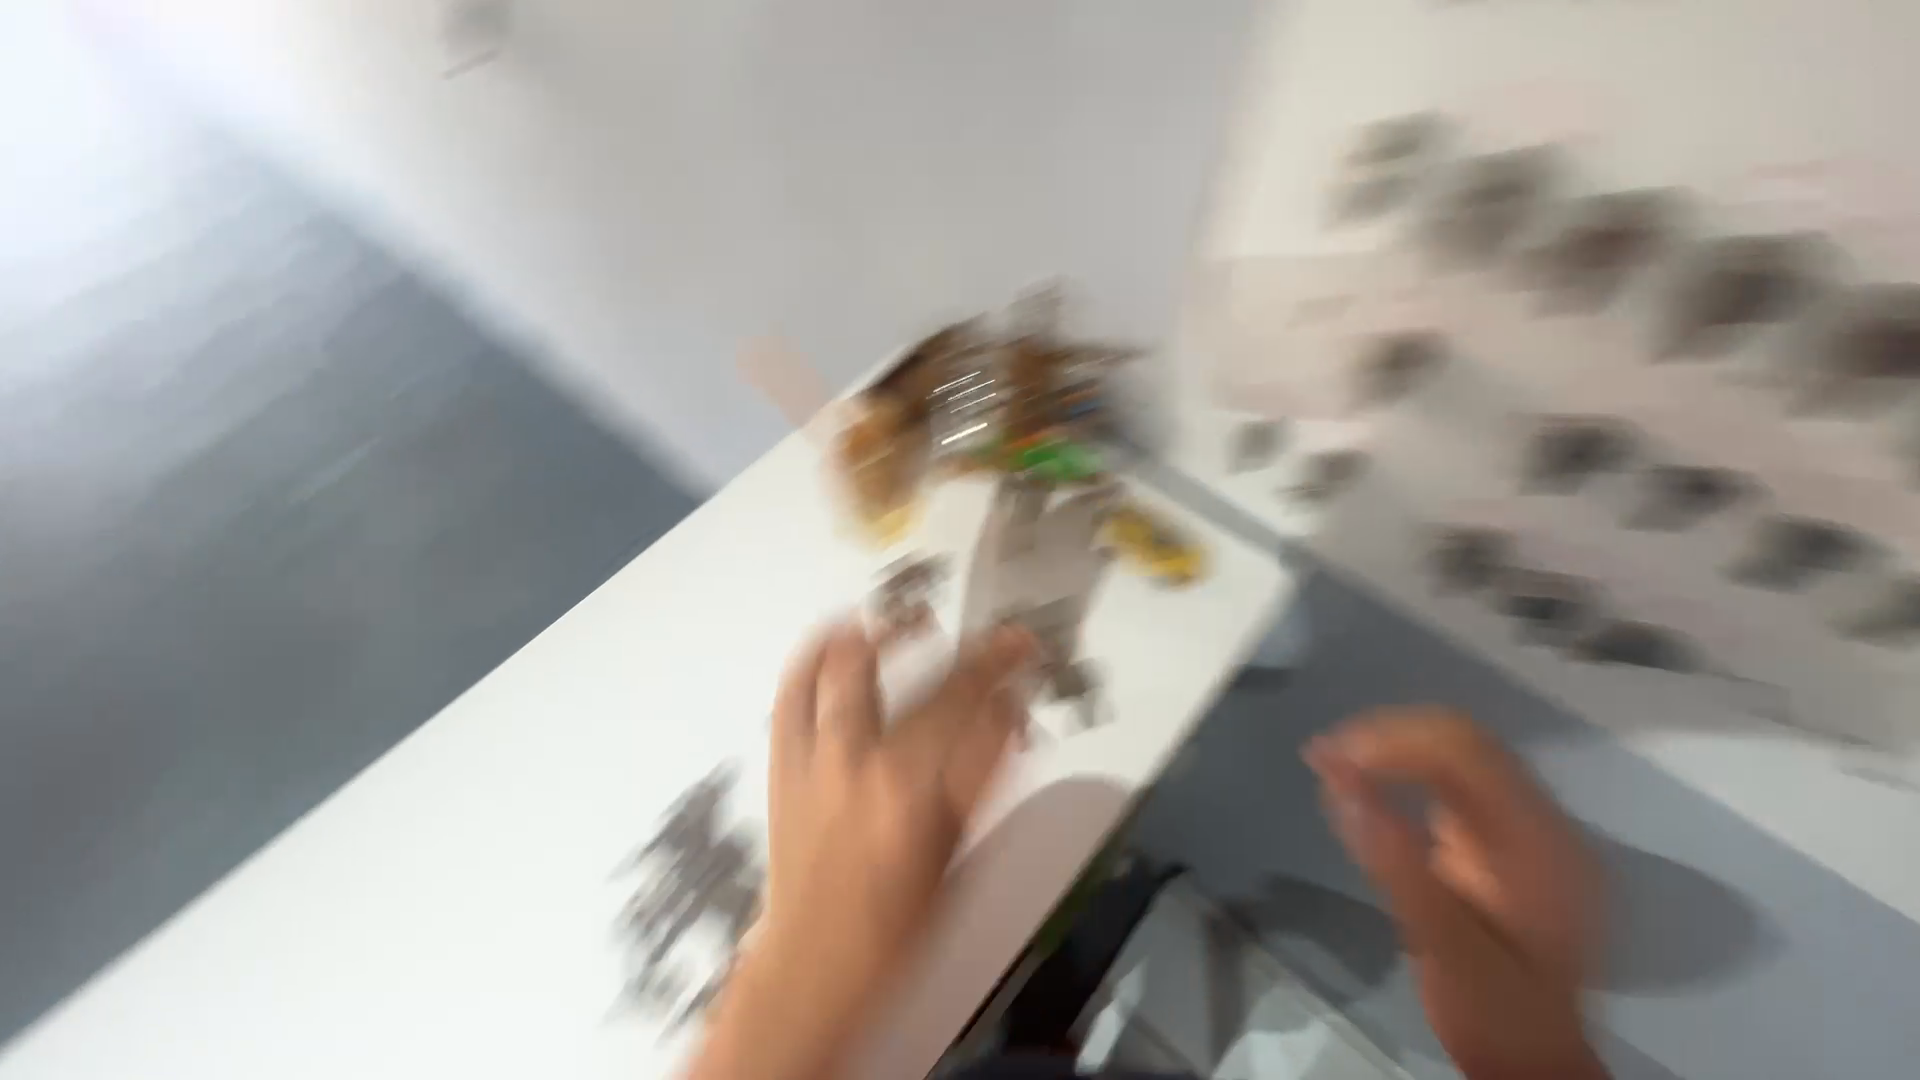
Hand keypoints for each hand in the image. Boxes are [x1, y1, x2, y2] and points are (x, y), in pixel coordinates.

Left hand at [689, 619, 1035, 1079]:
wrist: (811, 961)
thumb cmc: (892, 924)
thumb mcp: (953, 856)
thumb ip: (979, 781)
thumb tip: (1006, 720)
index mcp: (923, 798)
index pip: (984, 716)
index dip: (1011, 676)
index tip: (1026, 657)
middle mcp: (872, 767)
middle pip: (937, 686)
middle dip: (980, 653)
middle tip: (998, 639)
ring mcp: (821, 757)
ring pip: (852, 668)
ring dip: (890, 634)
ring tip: (913, 619)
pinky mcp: (785, 760)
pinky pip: (793, 692)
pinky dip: (814, 656)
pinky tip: (837, 637)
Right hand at [1306, 708, 1607, 1079]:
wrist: (1533, 1061)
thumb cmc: (1494, 1012)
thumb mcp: (1446, 948)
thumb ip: (1396, 865)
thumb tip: (1340, 786)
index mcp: (1537, 843)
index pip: (1465, 752)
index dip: (1393, 741)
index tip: (1330, 760)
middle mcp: (1537, 820)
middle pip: (1459, 738)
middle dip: (1385, 736)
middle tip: (1321, 757)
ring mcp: (1519, 824)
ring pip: (1451, 748)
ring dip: (1387, 745)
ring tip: (1328, 761)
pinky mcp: (1495, 832)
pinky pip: (1445, 774)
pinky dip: (1396, 766)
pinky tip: (1357, 778)